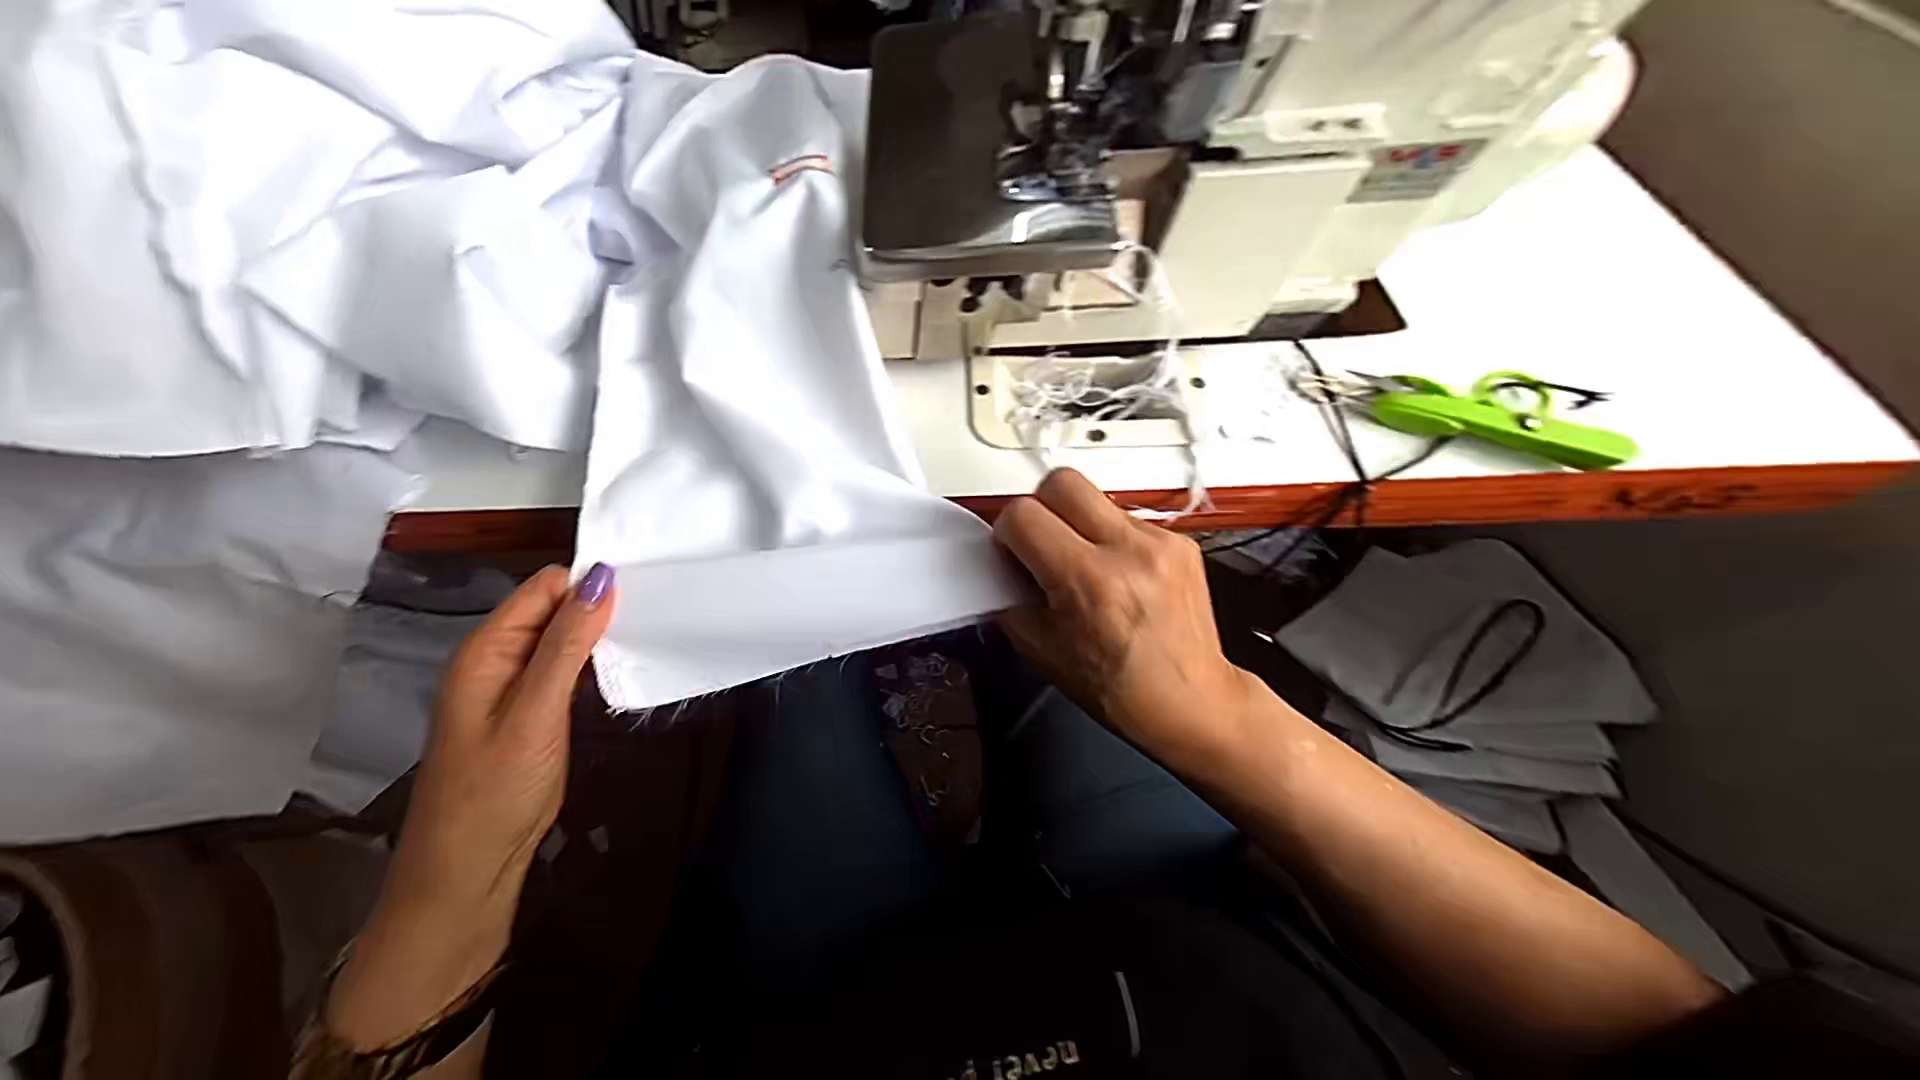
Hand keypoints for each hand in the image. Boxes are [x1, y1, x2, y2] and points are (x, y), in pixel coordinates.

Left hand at [326, 563, 615, 1049]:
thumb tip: (601, 578)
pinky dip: (595, 659)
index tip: (644, 585)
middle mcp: (497, 657)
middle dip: (599, 603)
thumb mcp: (536, 712)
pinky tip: (625, 663)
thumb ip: (568, 643)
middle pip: (554, 607)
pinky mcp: (533, 707)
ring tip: (651, 628)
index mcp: (486, 649)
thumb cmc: (496, 789)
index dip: (589, 580)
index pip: (544, 587)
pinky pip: (566, 665)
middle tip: (657, 607)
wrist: (470, 867)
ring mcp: (514, 683)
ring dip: (600, 631)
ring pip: (564, 636)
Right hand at [993, 469, 1253, 767]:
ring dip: (1076, 521)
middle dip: (1040, 507)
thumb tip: (997, 562)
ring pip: (1095, 495)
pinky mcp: (1179, 542)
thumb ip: (1009, 597)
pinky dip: (1110, 537)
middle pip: (1061, 483)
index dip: (1006, 532)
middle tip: (1041, 541)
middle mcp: (1129, 553)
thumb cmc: (1120, 689)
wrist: (1189, 701)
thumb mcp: (1040, 649)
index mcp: (1088, 582)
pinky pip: (1126, 517)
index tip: (1012, 550)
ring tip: (1083, 563)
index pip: (1023, 514)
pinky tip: (1115, 572)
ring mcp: (1160, 543)